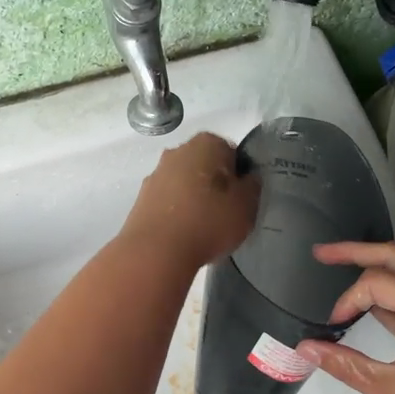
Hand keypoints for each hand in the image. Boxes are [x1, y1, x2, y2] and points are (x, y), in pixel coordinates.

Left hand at [119, 133, 259, 268]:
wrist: (156, 250)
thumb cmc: (209, 222)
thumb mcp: (247, 205)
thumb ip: (252, 186)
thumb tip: (247, 178)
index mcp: (206, 143)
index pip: (232, 152)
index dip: (239, 176)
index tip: (241, 198)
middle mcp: (178, 151)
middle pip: (205, 165)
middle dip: (215, 184)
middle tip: (225, 212)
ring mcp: (156, 173)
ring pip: (185, 183)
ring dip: (194, 198)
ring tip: (203, 227)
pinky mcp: (142, 197)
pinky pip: (169, 200)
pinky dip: (177, 211)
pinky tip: (183, 233)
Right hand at [297, 242, 394, 393]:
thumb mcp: (389, 391)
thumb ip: (344, 363)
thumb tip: (304, 348)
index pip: (377, 282)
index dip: (348, 299)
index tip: (333, 325)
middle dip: (357, 252)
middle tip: (321, 253)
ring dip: (379, 270)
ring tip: (343, 271)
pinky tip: (376, 307)